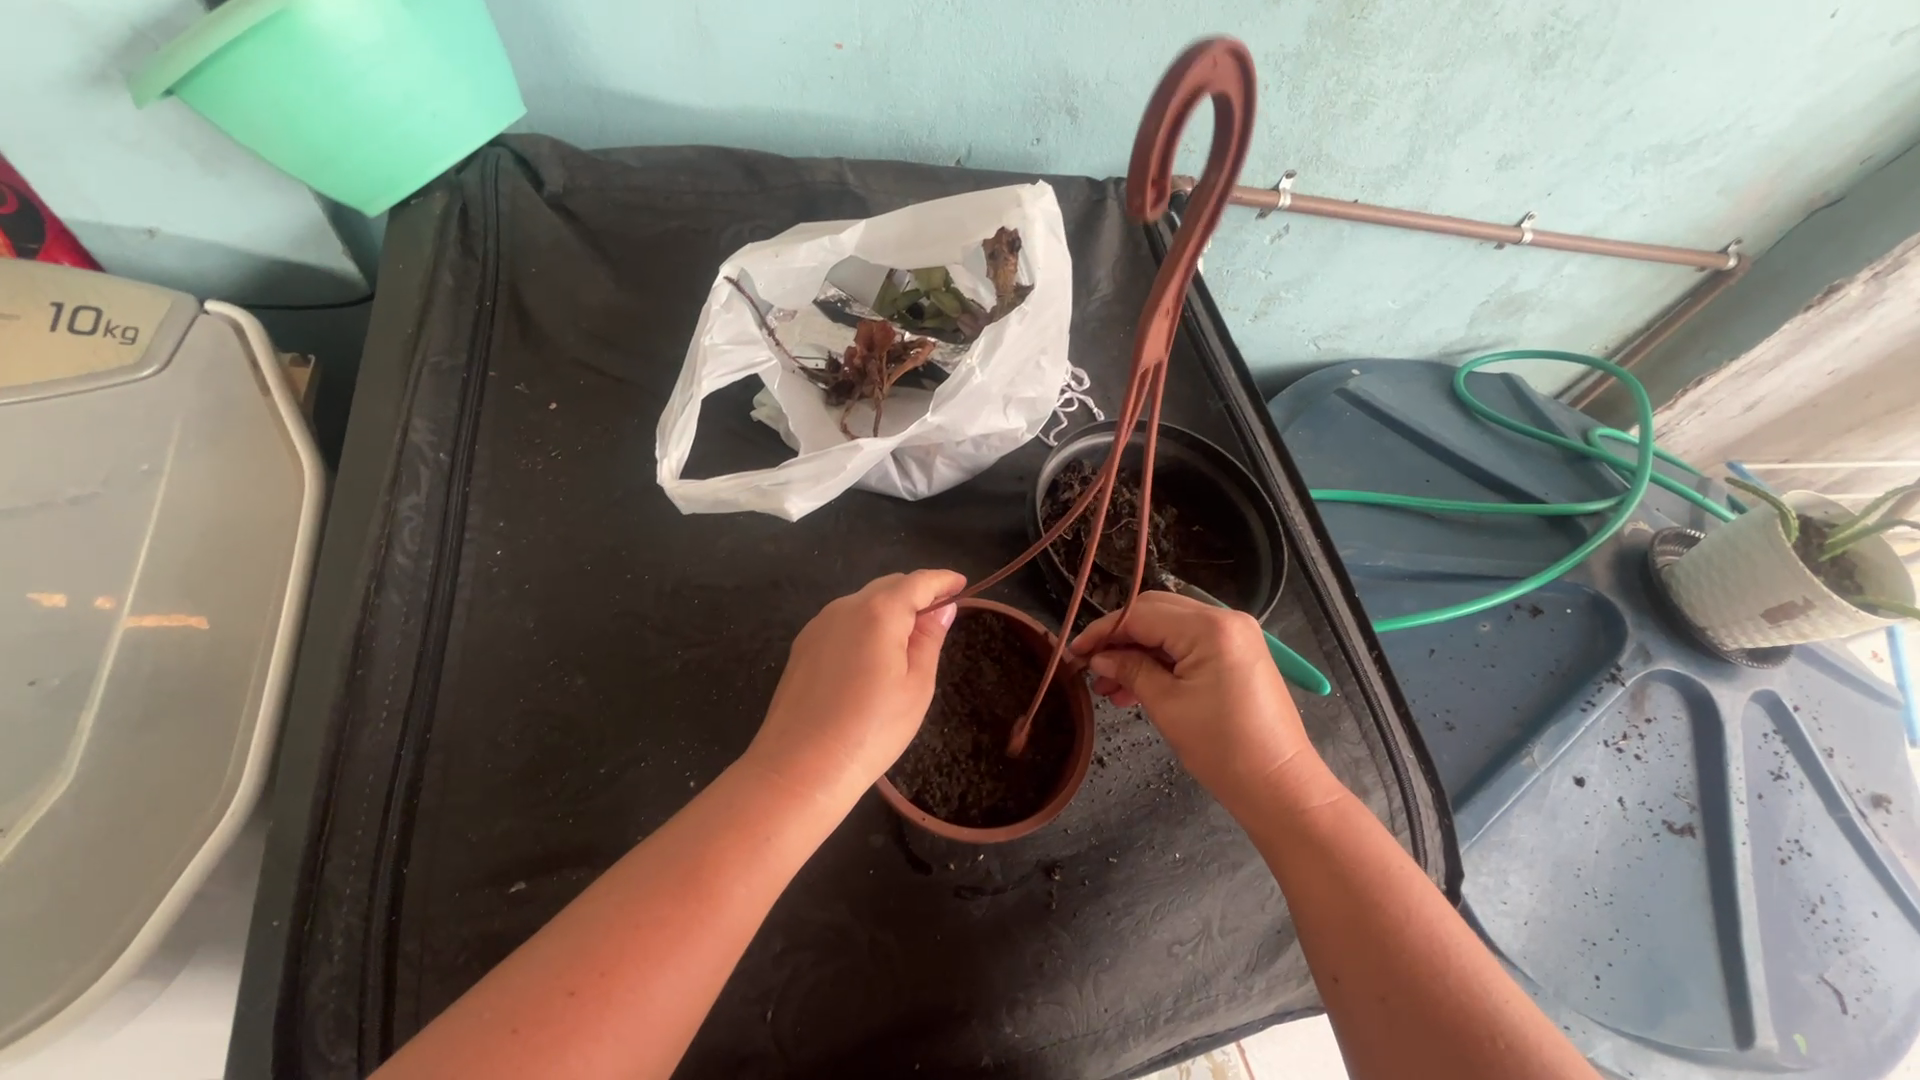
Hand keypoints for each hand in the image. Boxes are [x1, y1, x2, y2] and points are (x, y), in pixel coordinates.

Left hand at [746, 570, 964, 799]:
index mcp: (878, 612)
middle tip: (940, 614)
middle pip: (887, 586)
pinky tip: (872, 656)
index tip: (962, 584)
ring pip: (862, 603)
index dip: (942, 580)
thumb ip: (930, 639)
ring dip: (889, 610)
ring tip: (908, 640)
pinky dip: (865, 625)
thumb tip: (943, 608)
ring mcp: (818, 626)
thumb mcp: (916, 686)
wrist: (800, 767)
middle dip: (916, 593)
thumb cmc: (871, 730)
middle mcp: (844, 608)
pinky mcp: (803, 647)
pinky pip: (842, 623)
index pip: (917, 582)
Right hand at [1070, 591, 1324, 801]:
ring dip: (1137, 651)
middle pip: (1156, 612)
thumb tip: (1099, 657)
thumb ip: (1130, 670)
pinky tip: (1134, 687)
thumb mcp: (1166, 706)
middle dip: (1119, 637)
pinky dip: (1160, 661)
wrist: (1279, 785)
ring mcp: (1235, 636)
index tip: (1074, 651)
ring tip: (1108, 686)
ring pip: (1170, 629)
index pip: (1142, 613)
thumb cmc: (1222, 748)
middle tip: (1089, 666)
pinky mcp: (1237, 654)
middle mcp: (1225, 619)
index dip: (1103, 630)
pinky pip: (1188, 645)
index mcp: (1209, 627)